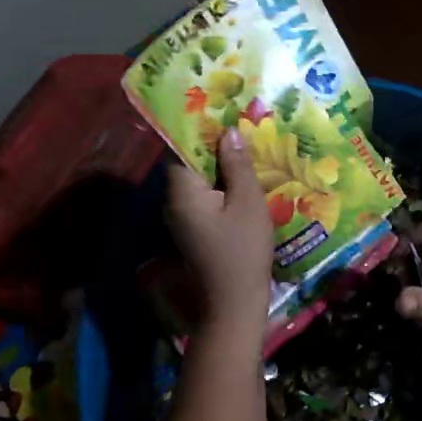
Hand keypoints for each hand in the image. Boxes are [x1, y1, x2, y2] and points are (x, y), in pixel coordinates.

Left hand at [166, 129, 273, 341]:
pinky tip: (243, 183)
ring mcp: (182, 219)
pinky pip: (204, 198)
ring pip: (198, 182)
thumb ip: (237, 165)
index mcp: (181, 192)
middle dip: (213, 147)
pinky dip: (221, 187)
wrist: (234, 304)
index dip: (200, 131)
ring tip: (247, 152)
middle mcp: (174, 203)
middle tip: (241, 130)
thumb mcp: (247, 202)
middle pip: (188, 164)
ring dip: (219, 168)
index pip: (180, 149)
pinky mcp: (194, 231)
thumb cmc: (242, 250)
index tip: (222, 115)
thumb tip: (229, 131)